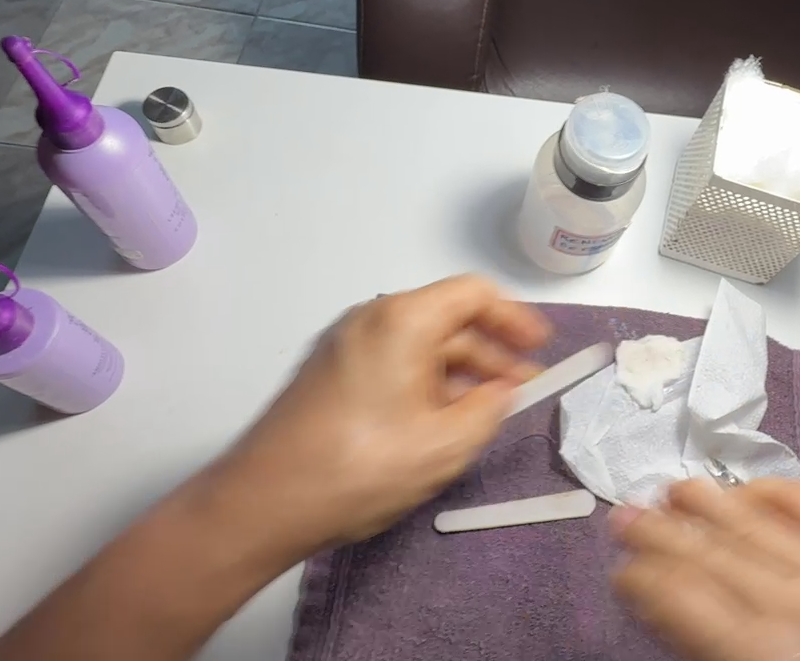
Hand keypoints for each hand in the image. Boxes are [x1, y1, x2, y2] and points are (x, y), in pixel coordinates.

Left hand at [0, 275, 549, 660]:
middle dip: (491, 351)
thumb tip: (504, 390)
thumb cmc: (361, 466)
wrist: (259, 504)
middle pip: (448, 317)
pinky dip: (428, 378)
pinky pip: (394, 358)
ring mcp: (346, 341)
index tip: (540, 348)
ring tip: (488, 407)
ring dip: (460, 369)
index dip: (514, 317)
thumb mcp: (443, 444)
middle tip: (524, 387)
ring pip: (421, 341)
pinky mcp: (330, 368)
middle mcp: (373, 315)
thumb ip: (489, 409)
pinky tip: (441, 415)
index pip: (473, 293)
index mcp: (403, 318)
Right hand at [612, 478, 799, 660]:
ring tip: (668, 488)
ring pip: (749, 517)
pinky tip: (741, 487)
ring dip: (702, 499)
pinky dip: (766, 489)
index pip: (685, 599)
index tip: (620, 566)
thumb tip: (665, 602)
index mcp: (771, 656)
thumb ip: (714, 644)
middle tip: (622, 515)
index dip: (644, 576)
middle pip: (709, 551)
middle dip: (657, 531)